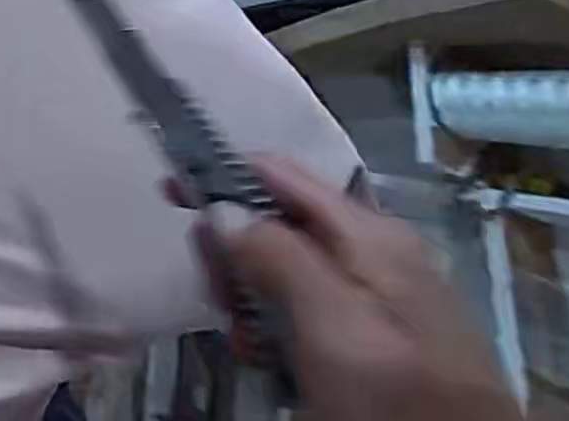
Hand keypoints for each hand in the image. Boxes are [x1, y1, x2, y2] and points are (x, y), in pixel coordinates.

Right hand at [181, 155, 520, 420]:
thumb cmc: (398, 406)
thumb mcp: (333, 331)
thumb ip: (278, 258)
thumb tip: (221, 208)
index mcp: (369, 233)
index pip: (275, 170)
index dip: (217, 172)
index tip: (171, 193)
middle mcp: (373, 246)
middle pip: (274, 215)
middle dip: (233, 247)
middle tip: (216, 295)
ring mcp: (376, 288)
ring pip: (282, 257)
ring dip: (247, 287)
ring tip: (241, 334)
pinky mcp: (373, 326)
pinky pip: (303, 296)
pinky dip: (272, 315)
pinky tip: (267, 349)